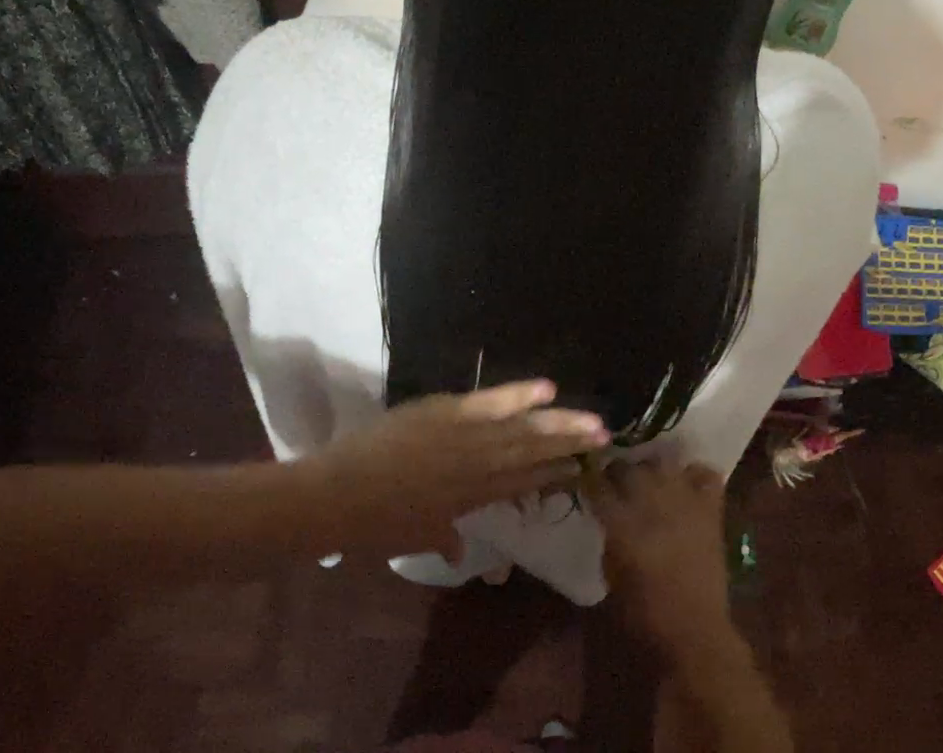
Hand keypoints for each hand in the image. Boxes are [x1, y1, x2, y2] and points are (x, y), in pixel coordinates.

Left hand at [299, 380, 607, 556]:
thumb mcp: (414, 537)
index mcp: (472, 500)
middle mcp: (479, 470)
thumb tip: (462, 555)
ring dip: (560, 425)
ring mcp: (465, 438)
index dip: (552, 476)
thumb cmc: (373, 526)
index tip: (580, 468)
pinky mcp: (447, 412)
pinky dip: (520, 395)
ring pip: (522, 431)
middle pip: (532, 456)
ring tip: (593, 420)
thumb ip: (444, 539)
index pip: (522, 485)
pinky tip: (549, 388)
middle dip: (569, 447)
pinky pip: (491, 402)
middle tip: (605, 438)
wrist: (338, 498)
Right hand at [587, 458, 732, 653]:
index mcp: (622, 523)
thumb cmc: (644, 612)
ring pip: (664, 462)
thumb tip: (608, 515)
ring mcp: (685, 502)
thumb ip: (608, 536)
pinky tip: (685, 485)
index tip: (588, 479)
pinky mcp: (710, 510)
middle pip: (629, 467)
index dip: (591, 479)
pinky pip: (706, 475)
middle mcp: (652, 503)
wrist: (693, 629)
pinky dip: (695, 474)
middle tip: (616, 482)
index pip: (598, 484)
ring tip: (649, 479)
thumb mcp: (611, 573)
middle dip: (618, 471)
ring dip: (652, 468)